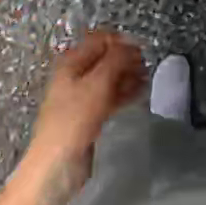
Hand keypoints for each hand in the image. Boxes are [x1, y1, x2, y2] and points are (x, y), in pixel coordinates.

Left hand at [20, 29, 145, 198]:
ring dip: (128, 76)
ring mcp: (82, 96)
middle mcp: (75, 75)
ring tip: (148, 80)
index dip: (121, 41)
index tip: (141, 50)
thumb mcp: (98, 83)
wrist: (58, 164)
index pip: (99, 39)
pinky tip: (140, 94)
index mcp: (72, 62)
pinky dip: (124, 93)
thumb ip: (116, 59)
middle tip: (146, 66)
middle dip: (127, 59)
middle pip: (105, 58)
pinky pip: (111, 97)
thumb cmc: (75, 118)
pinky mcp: (89, 116)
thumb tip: (132, 44)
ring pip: (109, 78)